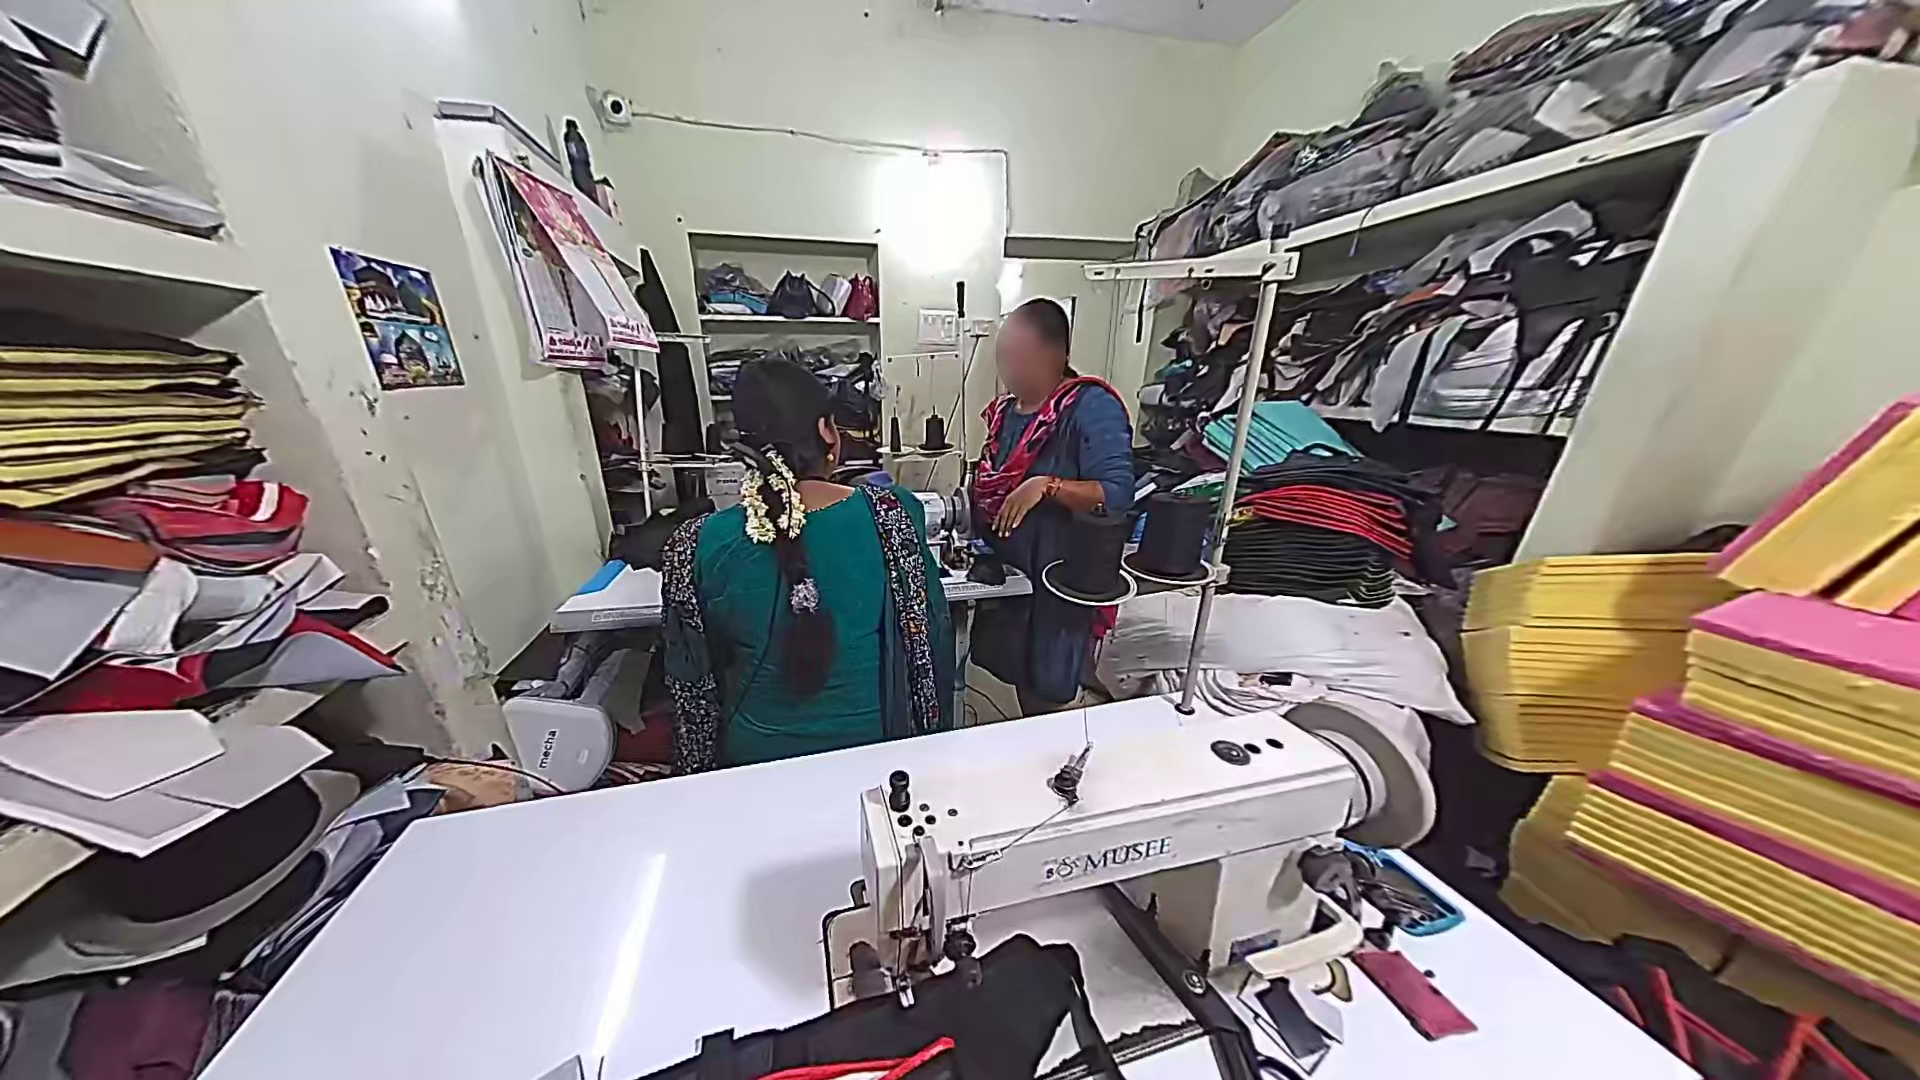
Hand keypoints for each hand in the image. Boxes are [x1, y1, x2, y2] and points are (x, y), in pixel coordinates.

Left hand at [994, 476, 1052, 536]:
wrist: (1037, 484)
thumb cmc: (1027, 490)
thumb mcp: (1017, 495)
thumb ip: (1012, 503)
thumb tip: (1008, 513)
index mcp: (1008, 499)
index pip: (1000, 512)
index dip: (997, 521)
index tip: (994, 529)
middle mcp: (1011, 501)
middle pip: (1004, 515)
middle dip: (1002, 526)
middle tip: (1001, 534)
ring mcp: (1018, 503)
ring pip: (1011, 516)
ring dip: (1008, 526)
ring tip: (1006, 534)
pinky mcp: (1026, 504)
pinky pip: (1020, 513)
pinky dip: (1016, 520)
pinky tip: (1014, 526)